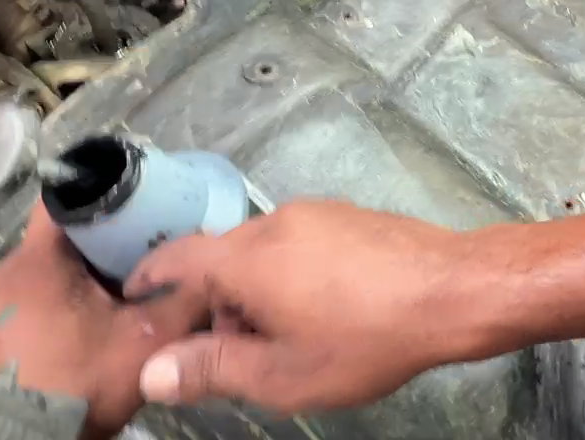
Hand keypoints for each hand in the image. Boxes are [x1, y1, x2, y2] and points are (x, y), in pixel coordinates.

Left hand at [0, 205, 207, 438]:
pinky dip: (61, 306)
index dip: (111, 192)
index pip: (67, 197)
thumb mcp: (151, 339)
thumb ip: (188, 292)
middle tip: (148, 254)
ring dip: (84, 278)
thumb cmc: (79, 387)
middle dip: (106, 244)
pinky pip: (28, 303)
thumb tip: (215, 260)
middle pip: (63, 238)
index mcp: (30, 263)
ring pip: (47, 272)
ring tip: (125, 293)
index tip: (144, 205)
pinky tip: (93, 327)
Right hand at [124, 201, 485, 415]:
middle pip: (226, 256)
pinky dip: (289, 272)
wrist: (450, 288)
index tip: (134, 296)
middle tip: (231, 353)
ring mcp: (321, 212)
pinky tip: (319, 308)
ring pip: (265, 249)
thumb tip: (153, 369)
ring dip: (256, 290)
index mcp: (253, 255)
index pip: (182, 254)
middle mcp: (282, 220)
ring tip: (282, 339)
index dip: (151, 274)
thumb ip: (213, 367)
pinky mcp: (351, 214)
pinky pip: (300, 240)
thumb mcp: (283, 372)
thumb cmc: (364, 337)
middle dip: (216, 302)